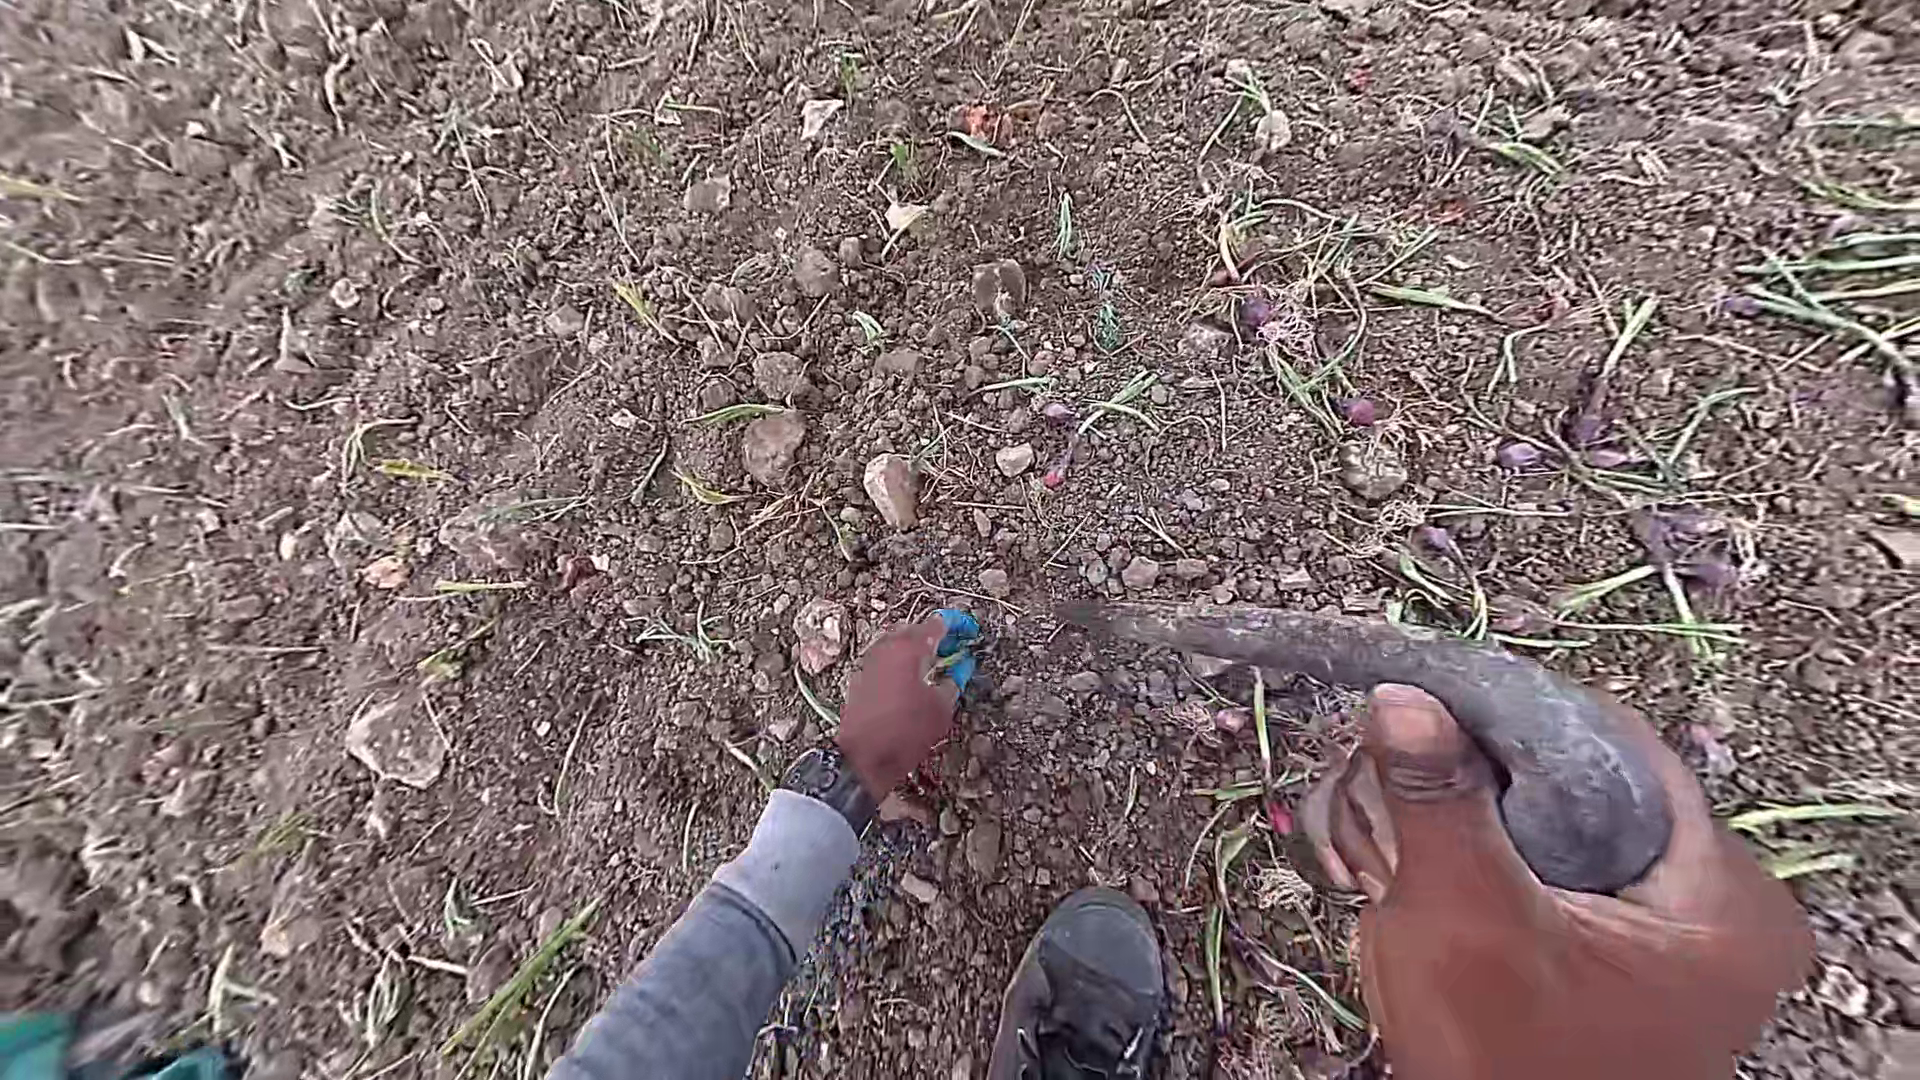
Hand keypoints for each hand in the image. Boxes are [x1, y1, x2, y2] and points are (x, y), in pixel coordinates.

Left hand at [836, 613, 973, 797]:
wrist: (864, 758)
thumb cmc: (905, 732)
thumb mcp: (941, 709)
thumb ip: (952, 683)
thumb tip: (957, 673)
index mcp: (908, 649)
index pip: (935, 626)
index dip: (954, 626)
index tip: (966, 630)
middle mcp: (886, 648)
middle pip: (912, 630)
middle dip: (931, 635)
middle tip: (949, 646)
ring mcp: (869, 661)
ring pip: (895, 643)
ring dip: (913, 648)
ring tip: (931, 662)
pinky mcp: (860, 677)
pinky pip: (884, 658)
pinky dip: (899, 661)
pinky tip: (910, 678)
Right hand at [1302, 683, 1810, 1079]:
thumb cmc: (1499, 1050)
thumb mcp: (1467, 915)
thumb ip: (1438, 801)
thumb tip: (1402, 694)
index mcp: (1705, 885)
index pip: (1604, 737)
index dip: (1503, 710)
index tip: (1415, 707)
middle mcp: (1660, 877)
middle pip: (1524, 761)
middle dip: (1431, 783)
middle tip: (1385, 818)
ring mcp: (1591, 889)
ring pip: (1475, 789)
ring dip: (1402, 815)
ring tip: (1378, 868)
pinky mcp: (1533, 896)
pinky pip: (1459, 826)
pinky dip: (1404, 839)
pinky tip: (1380, 877)